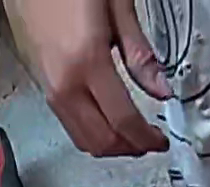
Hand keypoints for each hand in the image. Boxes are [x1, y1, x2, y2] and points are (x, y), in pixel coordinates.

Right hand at [16, 0, 168, 156]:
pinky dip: (96, 137)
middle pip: (103, 140)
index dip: (145, 138)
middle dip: (130, 149)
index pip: (122, 120)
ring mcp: (54, 95)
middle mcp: (67, 87)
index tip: (161, 142)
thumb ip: (139, 54)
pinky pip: (74, 130)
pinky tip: (111, 126)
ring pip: (87, 142)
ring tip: (133, 138)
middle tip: (150, 143)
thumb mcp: (117, 5)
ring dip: (113, 148)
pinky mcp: (48, 95)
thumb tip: (162, 91)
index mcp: (87, 62)